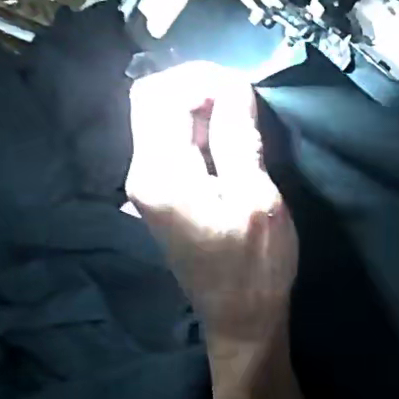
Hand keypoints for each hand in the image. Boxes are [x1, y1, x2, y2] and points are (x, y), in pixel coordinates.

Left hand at [126, 63, 297, 373]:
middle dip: (196, 86)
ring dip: (199, 106)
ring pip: (160, 120)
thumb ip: (237, 136)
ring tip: (242, 112)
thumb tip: (232, 84)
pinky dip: (197, 127)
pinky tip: (228, 135)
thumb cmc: (255, 265)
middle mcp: (142, 175)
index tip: (244, 86)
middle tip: (243, 95)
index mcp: (161, 174)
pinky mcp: (161, 195)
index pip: (160, 95)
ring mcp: (148, 187)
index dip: (201, 77)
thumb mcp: (256, 197)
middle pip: (152, 101)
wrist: (241, 321)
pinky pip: (170, 143)